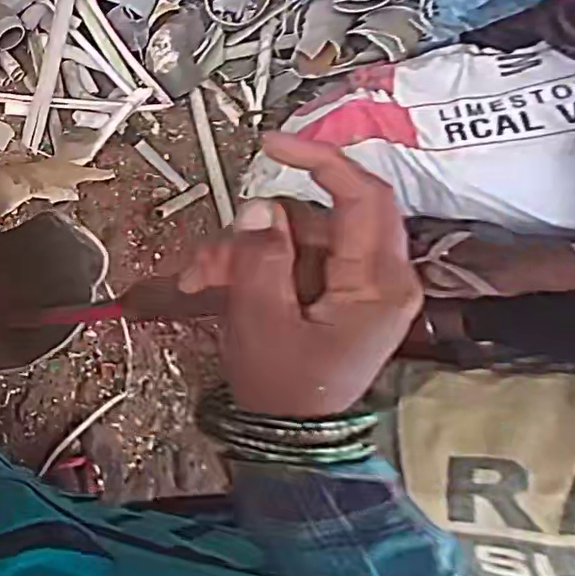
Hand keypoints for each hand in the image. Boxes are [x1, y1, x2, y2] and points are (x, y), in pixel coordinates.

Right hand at [179, 133, 422, 417]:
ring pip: (285, 236)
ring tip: (198, 281)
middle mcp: (372, 274)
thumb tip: (256, 207)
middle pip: (308, 220)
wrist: (286, 431)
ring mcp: (346, 282)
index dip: (320, 162)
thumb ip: (261, 258)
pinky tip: (208, 283)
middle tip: (204, 265)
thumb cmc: (280, 381)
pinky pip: (280, 257)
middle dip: (248, 233)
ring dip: (235, 251)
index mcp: (376, 282)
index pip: (363, 199)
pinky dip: (241, 265)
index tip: (272, 144)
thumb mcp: (261, 318)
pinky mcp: (323, 290)